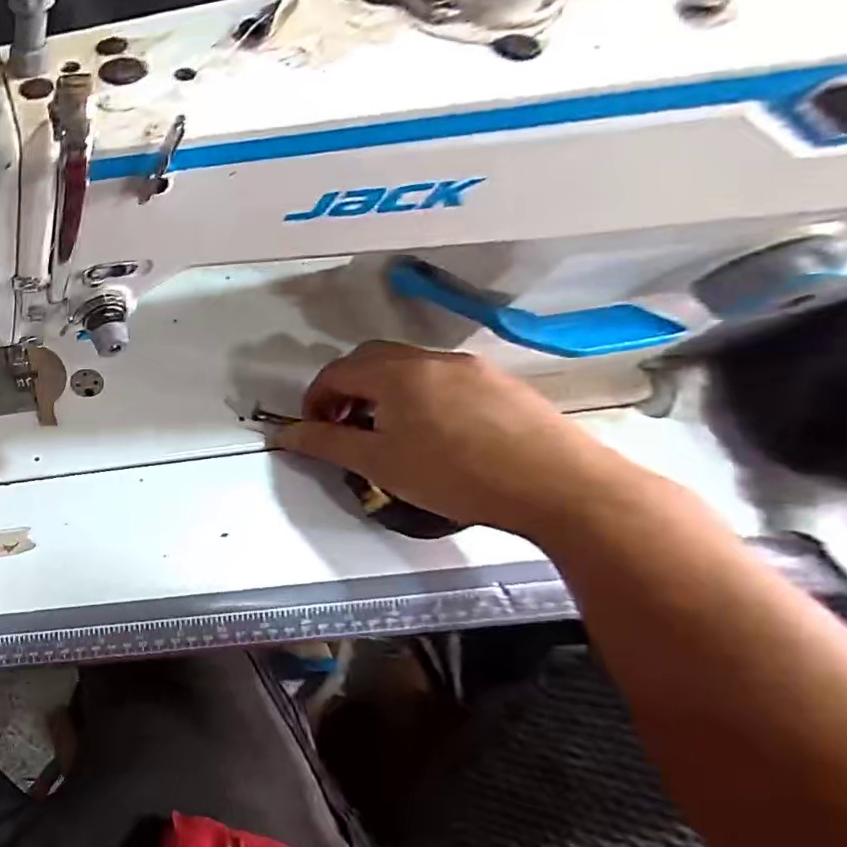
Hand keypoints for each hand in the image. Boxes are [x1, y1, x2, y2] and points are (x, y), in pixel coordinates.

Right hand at [274, 342, 661, 538]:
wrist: (562, 487)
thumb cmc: (455, 475)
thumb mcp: (377, 464)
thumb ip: (325, 443)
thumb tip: (285, 433)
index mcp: (396, 373)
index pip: (335, 372)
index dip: (314, 400)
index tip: (313, 430)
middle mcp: (433, 360)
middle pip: (371, 359)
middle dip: (346, 388)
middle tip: (343, 425)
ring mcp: (473, 369)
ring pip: (409, 367)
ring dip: (382, 391)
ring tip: (387, 433)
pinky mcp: (503, 385)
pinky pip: (444, 379)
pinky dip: (419, 396)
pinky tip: (433, 434)